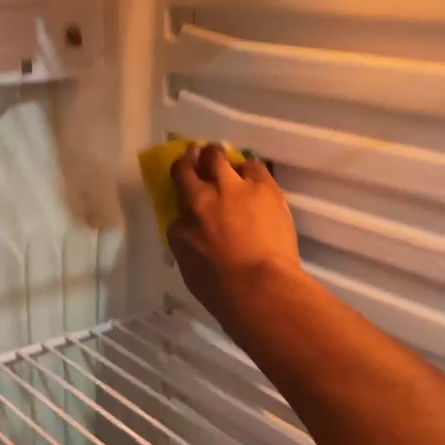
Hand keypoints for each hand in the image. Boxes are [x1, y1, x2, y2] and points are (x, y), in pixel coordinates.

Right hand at [169, 143, 305, 324]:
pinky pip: (255, 166)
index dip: (180, 172)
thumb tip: (186, 225)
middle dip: (199, 157)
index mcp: (187, 214)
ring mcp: (238, 187)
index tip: (184, 173)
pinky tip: (254, 178)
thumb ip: (184, 238)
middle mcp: (207, 193)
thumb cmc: (220, 287)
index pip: (178, 182)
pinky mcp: (266, 188)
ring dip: (224, 159)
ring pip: (224, 156)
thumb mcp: (188, 264)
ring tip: (232, 167)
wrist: (260, 286)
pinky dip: (250, 169)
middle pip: (198, 161)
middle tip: (203, 159)